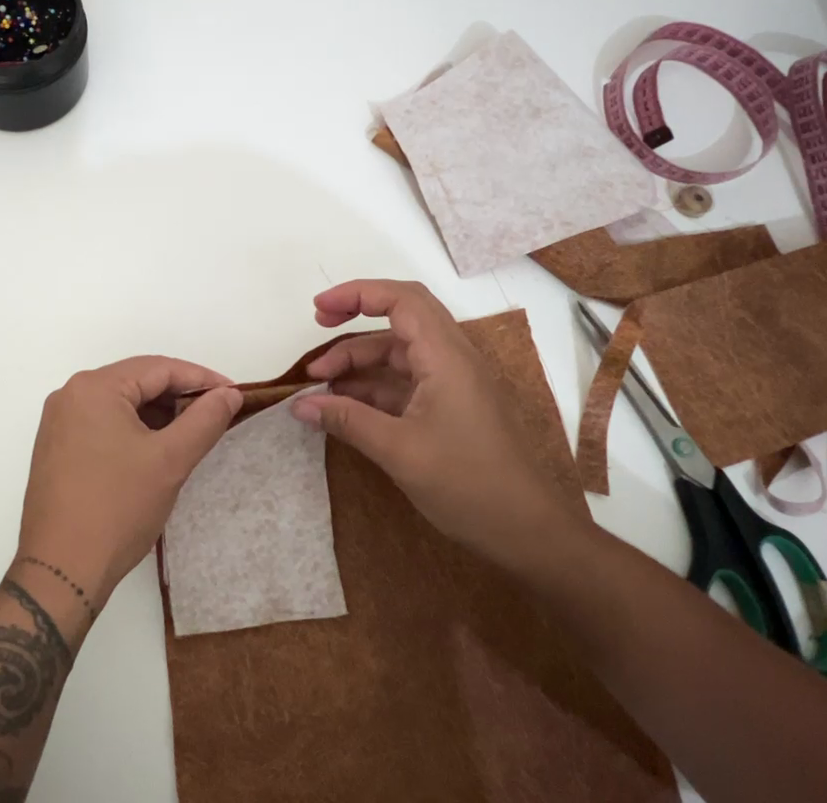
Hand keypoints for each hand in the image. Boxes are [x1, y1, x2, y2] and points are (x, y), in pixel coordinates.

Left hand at [19, 357, 241, 606]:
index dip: (201, 379)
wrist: (61, 568)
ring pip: (120, 405)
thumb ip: (205, 419)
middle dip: (179, 397)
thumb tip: (229, 393)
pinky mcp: (56, 449)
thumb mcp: (170, 460)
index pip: (158, 368)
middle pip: (137, 383)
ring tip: (192, 435)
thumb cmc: (118, 508)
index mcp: (93, 388)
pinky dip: (133, 432)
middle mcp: (70, 396)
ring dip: (157, 416)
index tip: (235, 394)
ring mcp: (58, 423)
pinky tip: (157, 452)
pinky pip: (103, 425)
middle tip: (217, 416)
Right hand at [292, 280, 581, 564]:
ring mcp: (453, 385)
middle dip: (354, 319)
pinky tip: (344, 406)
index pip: (401, 300)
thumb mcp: (398, 450)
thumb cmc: (467, 484)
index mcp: (447, 357)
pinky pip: (406, 383)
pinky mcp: (451, 409)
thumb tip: (299, 404)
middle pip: (399, 319)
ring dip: (358, 362)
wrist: (528, 532)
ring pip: (399, 354)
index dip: (357, 293)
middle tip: (315, 330)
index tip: (318, 308)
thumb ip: (346, 420)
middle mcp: (452, 360)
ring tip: (318, 384)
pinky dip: (372, 388)